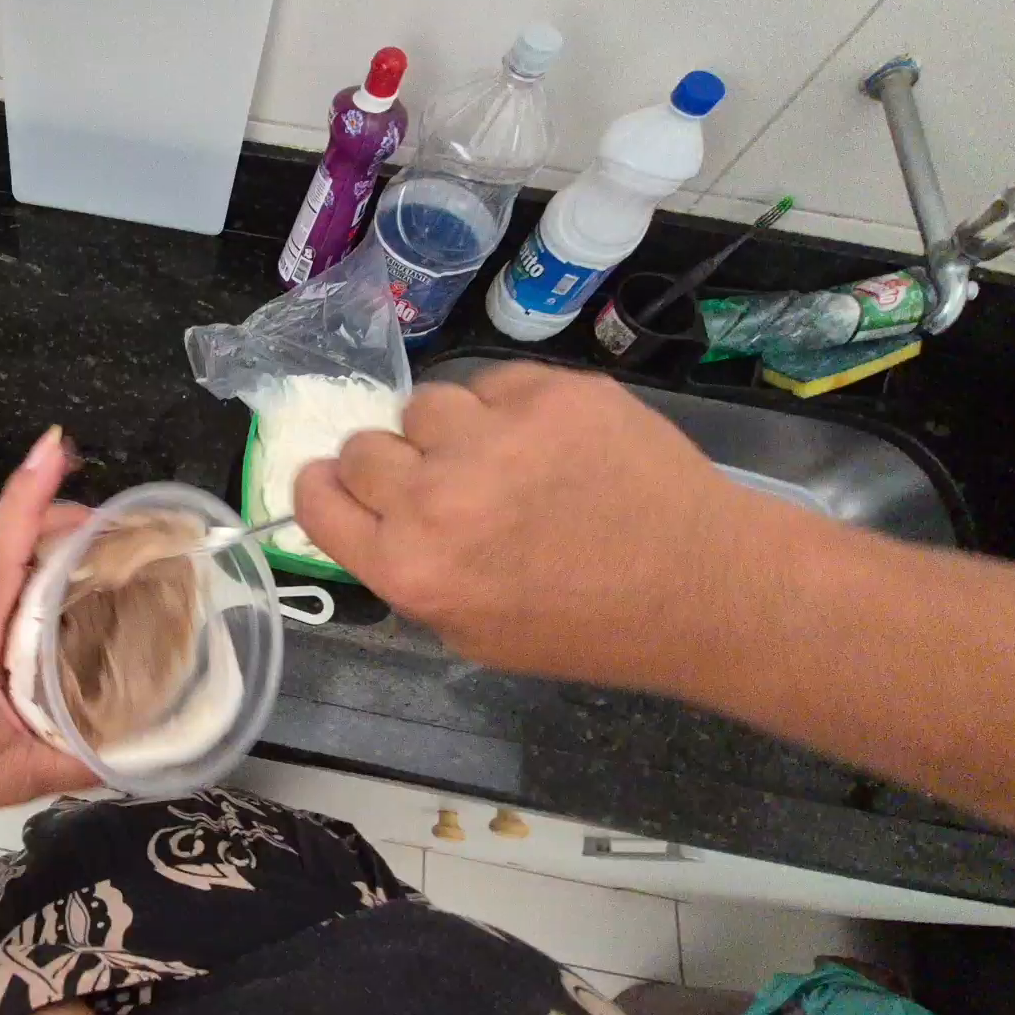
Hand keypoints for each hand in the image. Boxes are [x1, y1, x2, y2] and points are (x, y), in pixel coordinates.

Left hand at [0, 427, 97, 829]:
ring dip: (23, 526)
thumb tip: (138, 751)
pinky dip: (2, 548)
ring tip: (76, 544)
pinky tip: (31, 577)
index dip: (29, 494)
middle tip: (106, 527)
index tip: (55, 447)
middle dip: (46, 509)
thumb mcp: (11, 776)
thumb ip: (77, 761)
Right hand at [294, 362, 773, 684]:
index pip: (313, 497)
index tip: (342, 486)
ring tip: (495, 457)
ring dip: (445, 432)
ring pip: (422, 406)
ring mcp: (494, 439)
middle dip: (386, 463)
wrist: (701, 589)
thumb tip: (368, 513)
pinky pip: (490, 382)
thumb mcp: (460, 631)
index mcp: (407, 566)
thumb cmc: (573, 626)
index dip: (322, 487)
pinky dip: (505, 408)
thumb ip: (400, 569)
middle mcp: (435, 499)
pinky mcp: (551, 395)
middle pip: (359, 447)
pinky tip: (543, 440)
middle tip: (432, 480)